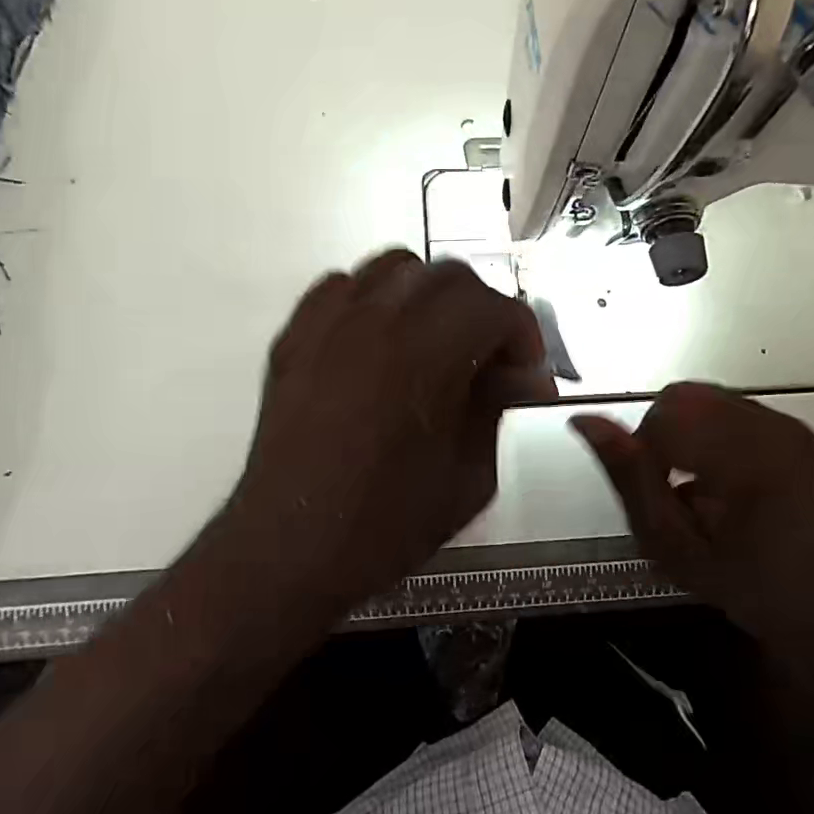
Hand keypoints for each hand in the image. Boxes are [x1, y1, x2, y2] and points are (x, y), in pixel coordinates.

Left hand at [220, 249, 550, 610]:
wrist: (289, 546)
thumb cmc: (384, 525)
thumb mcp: (467, 479)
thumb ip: (495, 410)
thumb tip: (520, 377)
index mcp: (425, 354)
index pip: (493, 307)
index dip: (523, 337)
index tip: (525, 379)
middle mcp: (375, 321)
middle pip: (446, 275)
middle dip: (482, 310)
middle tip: (488, 361)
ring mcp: (327, 323)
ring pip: (391, 268)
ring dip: (427, 295)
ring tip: (435, 342)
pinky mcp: (294, 337)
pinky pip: (339, 288)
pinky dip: (370, 299)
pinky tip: (376, 341)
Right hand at [571, 383, 813, 632]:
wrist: (793, 587)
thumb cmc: (723, 572)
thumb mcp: (662, 538)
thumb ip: (626, 474)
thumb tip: (583, 419)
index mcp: (752, 468)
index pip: (669, 418)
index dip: (643, 447)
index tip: (655, 488)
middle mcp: (778, 435)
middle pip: (681, 399)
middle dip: (658, 432)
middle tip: (667, 481)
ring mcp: (787, 425)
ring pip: (695, 394)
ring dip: (676, 427)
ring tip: (689, 473)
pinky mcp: (788, 421)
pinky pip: (717, 399)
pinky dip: (699, 425)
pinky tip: (709, 463)